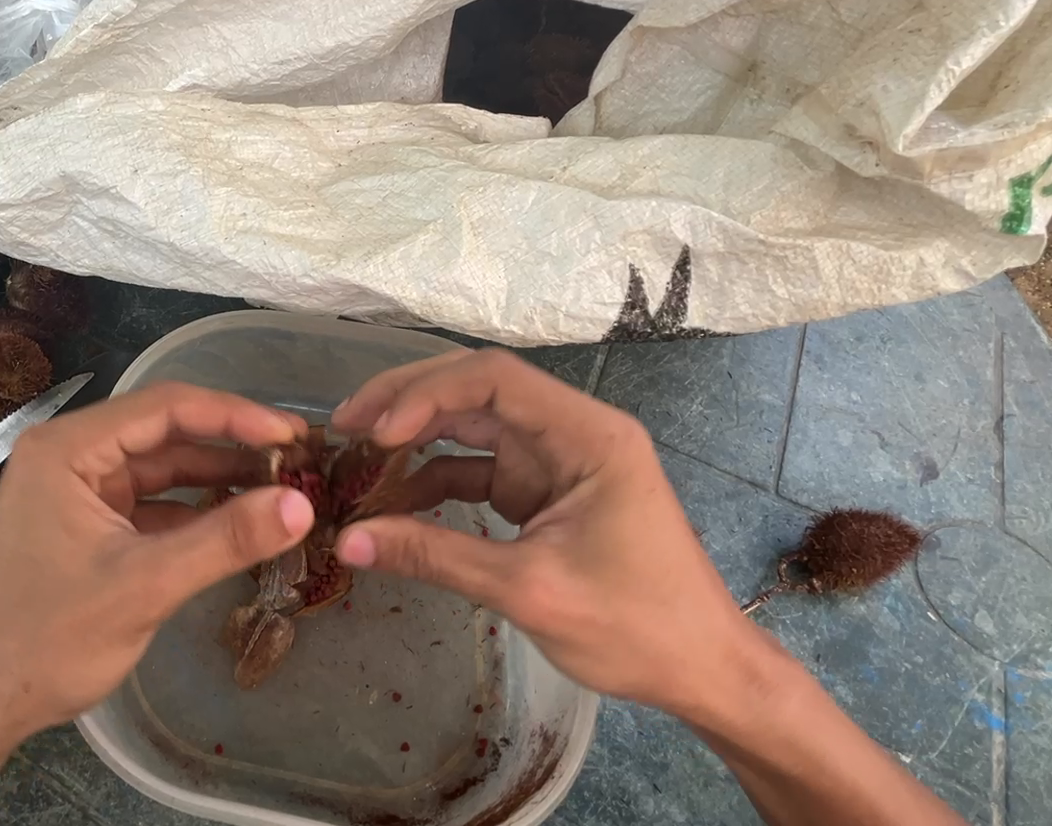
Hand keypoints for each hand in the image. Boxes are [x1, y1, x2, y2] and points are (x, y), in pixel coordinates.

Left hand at [0, 381, 316, 744]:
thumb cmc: (45, 640)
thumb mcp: (143, 586)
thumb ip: (224, 540)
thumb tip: (302, 504)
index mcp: (68, 447)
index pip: (165, 407)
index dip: (234, 415)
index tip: (292, 434)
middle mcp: (72, 454)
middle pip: (165, 432)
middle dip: (231, 444)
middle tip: (298, 457)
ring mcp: (79, 489)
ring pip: (163, 468)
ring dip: (218, 476)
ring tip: (282, 484)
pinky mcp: (89, 523)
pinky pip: (152, 502)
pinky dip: (195, 510)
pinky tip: (240, 518)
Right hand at [330, 349, 752, 719]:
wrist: (705, 674)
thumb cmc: (637, 628)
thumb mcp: (528, 591)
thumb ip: (434, 557)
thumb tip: (348, 542)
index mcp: (586, 434)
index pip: (494, 378)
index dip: (427, 394)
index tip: (377, 433)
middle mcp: (567, 430)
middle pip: (474, 387)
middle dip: (406, 400)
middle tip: (346, 424)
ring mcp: (551, 456)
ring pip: (468, 421)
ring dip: (412, 433)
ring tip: (355, 450)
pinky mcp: (537, 486)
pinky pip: (472, 464)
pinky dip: (430, 476)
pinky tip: (390, 498)